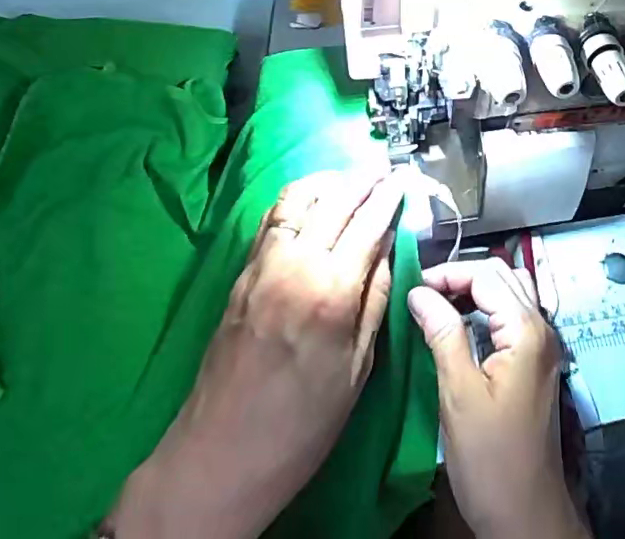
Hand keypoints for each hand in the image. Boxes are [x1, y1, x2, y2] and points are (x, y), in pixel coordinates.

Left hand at [113, 171, 403, 538]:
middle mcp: (295, 266)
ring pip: (298, 200)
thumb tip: (389, 249)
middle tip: (385, 168)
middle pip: (335, 202)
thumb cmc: (303, 421)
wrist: (220, 454)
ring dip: (329, 181)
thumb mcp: (358, 365)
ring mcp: (262, 266)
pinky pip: (272, 219)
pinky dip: (296, 198)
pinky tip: (313, 196)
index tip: (404, 178)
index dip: (389, 197)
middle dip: (364, 180)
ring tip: (352, 176)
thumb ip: (375, 298)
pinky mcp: (241, 274)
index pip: (368, 224)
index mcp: (331, 292)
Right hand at [407, 258, 590, 538]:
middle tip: (424, 293)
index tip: (414, 287)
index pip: (487, 276)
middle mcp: (541, 328)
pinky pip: (512, 315)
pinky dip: (486, 308)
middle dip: (462, 276)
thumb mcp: (459, 393)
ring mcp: (542, 344)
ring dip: (476, 289)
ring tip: (439, 303)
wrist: (525, 512)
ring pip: (510, 292)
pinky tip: (461, 324)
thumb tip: (419, 293)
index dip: (449, 273)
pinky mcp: (535, 361)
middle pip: (503, 276)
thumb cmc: (490, 458)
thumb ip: (443, 334)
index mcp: (526, 330)